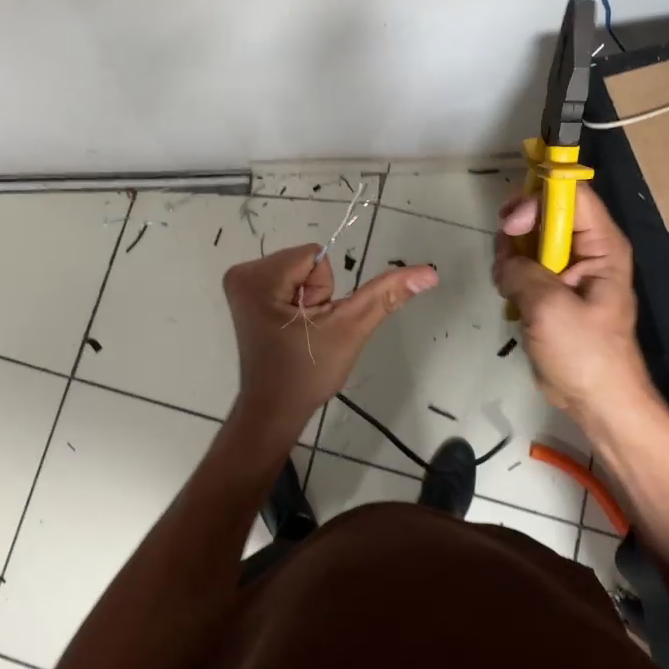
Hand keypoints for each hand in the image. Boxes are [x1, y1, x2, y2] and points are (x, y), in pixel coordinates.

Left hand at [223, 244, 437, 430]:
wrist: (275, 410)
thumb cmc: (306, 374)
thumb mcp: (350, 329)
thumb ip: (386, 295)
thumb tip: (428, 272)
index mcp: (257, 277)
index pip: (315, 258)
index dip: (324, 291)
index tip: (311, 321)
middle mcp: (242, 273)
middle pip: (306, 262)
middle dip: (316, 295)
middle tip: (305, 330)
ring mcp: (240, 284)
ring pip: (299, 272)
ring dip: (308, 301)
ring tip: (297, 333)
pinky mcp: (245, 295)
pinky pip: (287, 281)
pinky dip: (295, 303)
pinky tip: (288, 331)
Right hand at [491, 186, 657, 422]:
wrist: (598, 402)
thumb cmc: (585, 354)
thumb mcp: (549, 307)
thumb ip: (521, 270)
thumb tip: (506, 261)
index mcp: (602, 246)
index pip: (572, 194)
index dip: (539, 197)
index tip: (513, 223)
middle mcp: (588, 250)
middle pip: (547, 211)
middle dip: (519, 225)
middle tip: (505, 251)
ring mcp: (569, 270)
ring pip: (531, 237)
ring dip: (511, 251)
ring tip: (507, 280)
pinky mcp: (553, 290)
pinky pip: (526, 263)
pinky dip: (510, 271)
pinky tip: (508, 291)